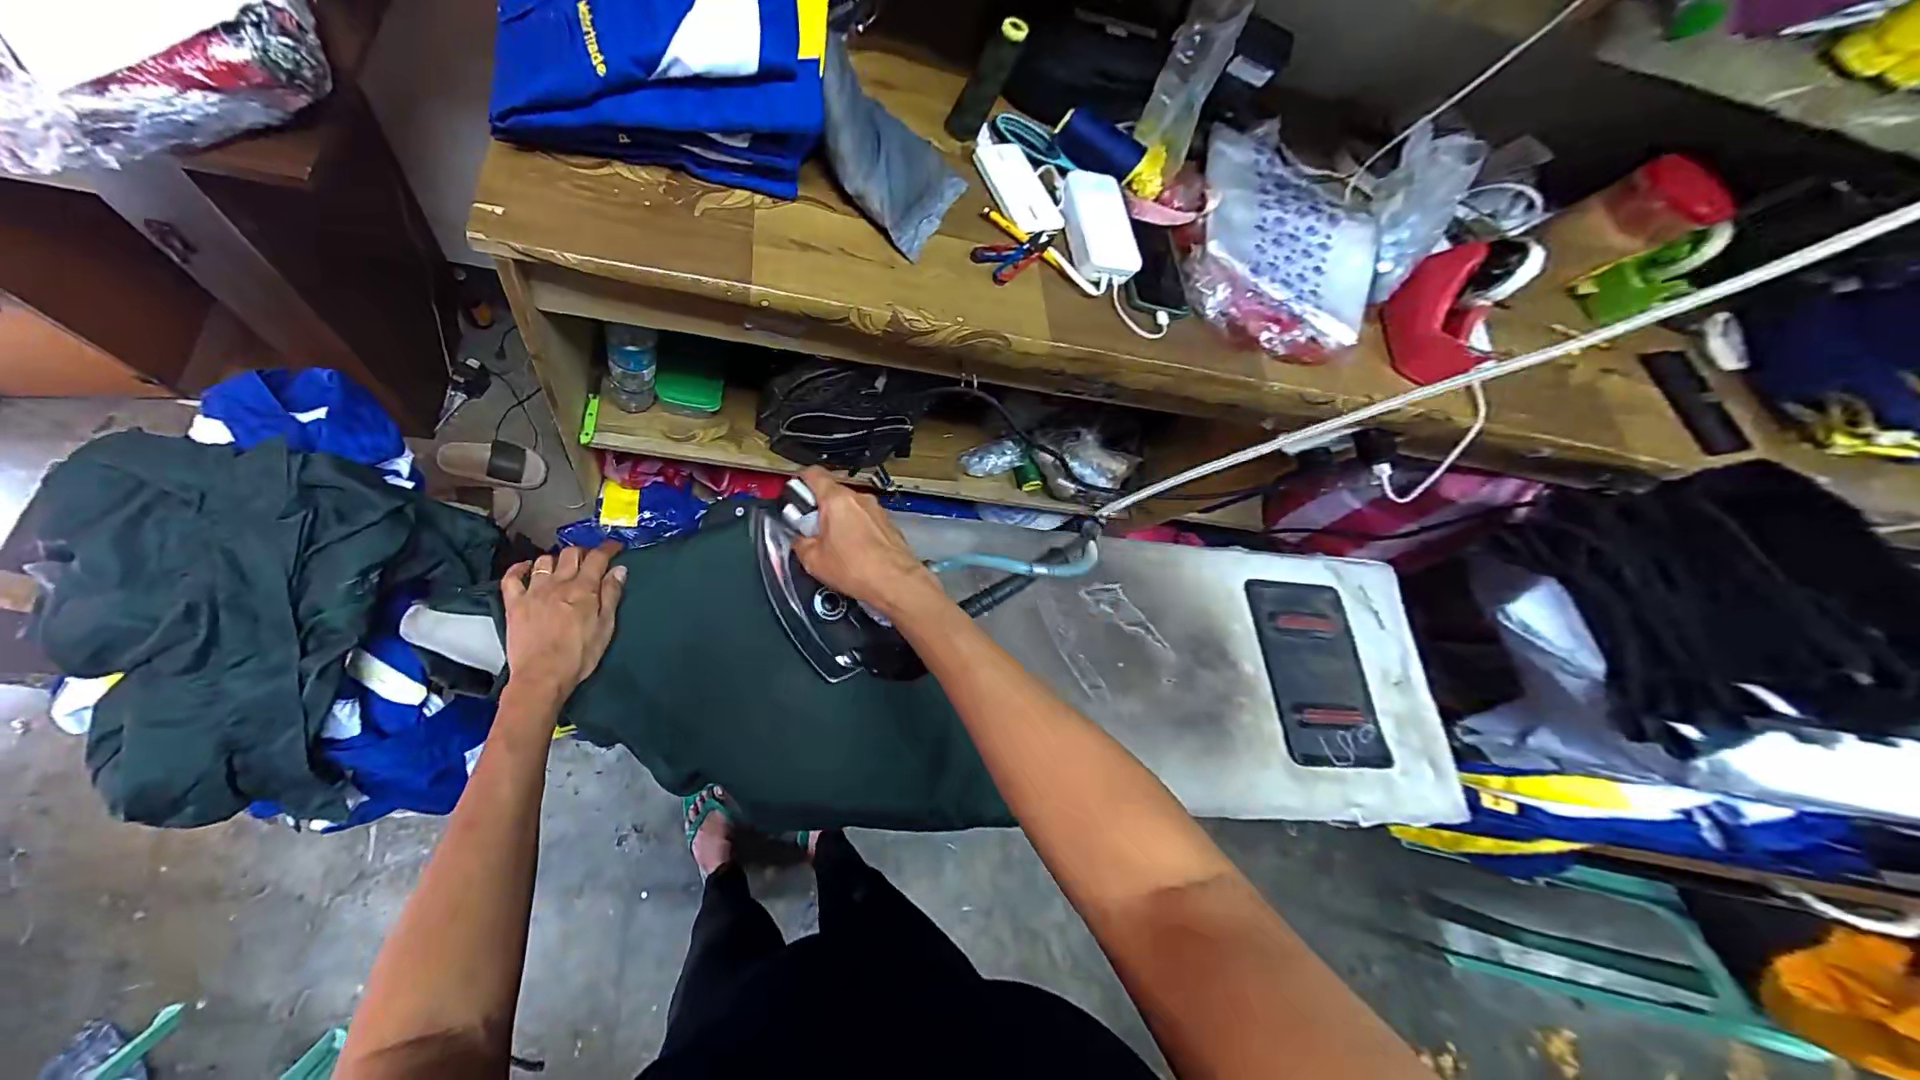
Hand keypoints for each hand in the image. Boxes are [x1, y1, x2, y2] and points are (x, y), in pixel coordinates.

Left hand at [500, 541, 626, 708]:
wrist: (542, 675)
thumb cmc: (580, 655)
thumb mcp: (606, 627)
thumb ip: (611, 596)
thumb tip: (619, 569)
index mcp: (584, 589)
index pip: (598, 558)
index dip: (608, 548)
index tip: (615, 546)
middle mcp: (558, 583)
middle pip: (570, 554)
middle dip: (583, 552)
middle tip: (590, 560)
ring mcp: (533, 591)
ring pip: (545, 561)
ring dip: (556, 559)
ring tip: (562, 567)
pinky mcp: (514, 602)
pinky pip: (513, 577)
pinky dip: (520, 568)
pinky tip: (527, 568)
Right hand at [791, 467, 944, 619]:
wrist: (896, 582)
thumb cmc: (859, 569)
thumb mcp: (813, 560)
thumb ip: (800, 543)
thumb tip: (799, 540)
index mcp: (836, 500)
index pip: (812, 474)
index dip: (799, 482)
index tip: (794, 499)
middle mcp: (859, 499)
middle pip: (832, 493)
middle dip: (819, 510)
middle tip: (811, 532)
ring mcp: (876, 510)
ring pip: (850, 508)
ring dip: (839, 522)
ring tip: (834, 547)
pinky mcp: (887, 524)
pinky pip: (866, 521)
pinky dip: (857, 531)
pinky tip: (853, 553)